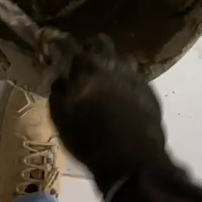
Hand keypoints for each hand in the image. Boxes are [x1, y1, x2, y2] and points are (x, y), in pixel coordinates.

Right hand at [49, 35, 169, 188]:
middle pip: (101, 42)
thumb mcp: (61, 119)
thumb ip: (57, 93)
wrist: (132, 159)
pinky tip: (123, 98)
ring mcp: (134, 76)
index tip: (52, 43)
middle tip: (83, 63)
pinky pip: (135, 78)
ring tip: (106, 81)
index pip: (68, 44)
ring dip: (112, 65)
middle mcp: (112, 64)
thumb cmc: (89, 140)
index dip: (57, 42)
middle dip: (90, 48)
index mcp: (86, 68)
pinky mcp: (150, 91)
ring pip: (122, 58)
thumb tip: (59, 79)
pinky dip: (126, 83)